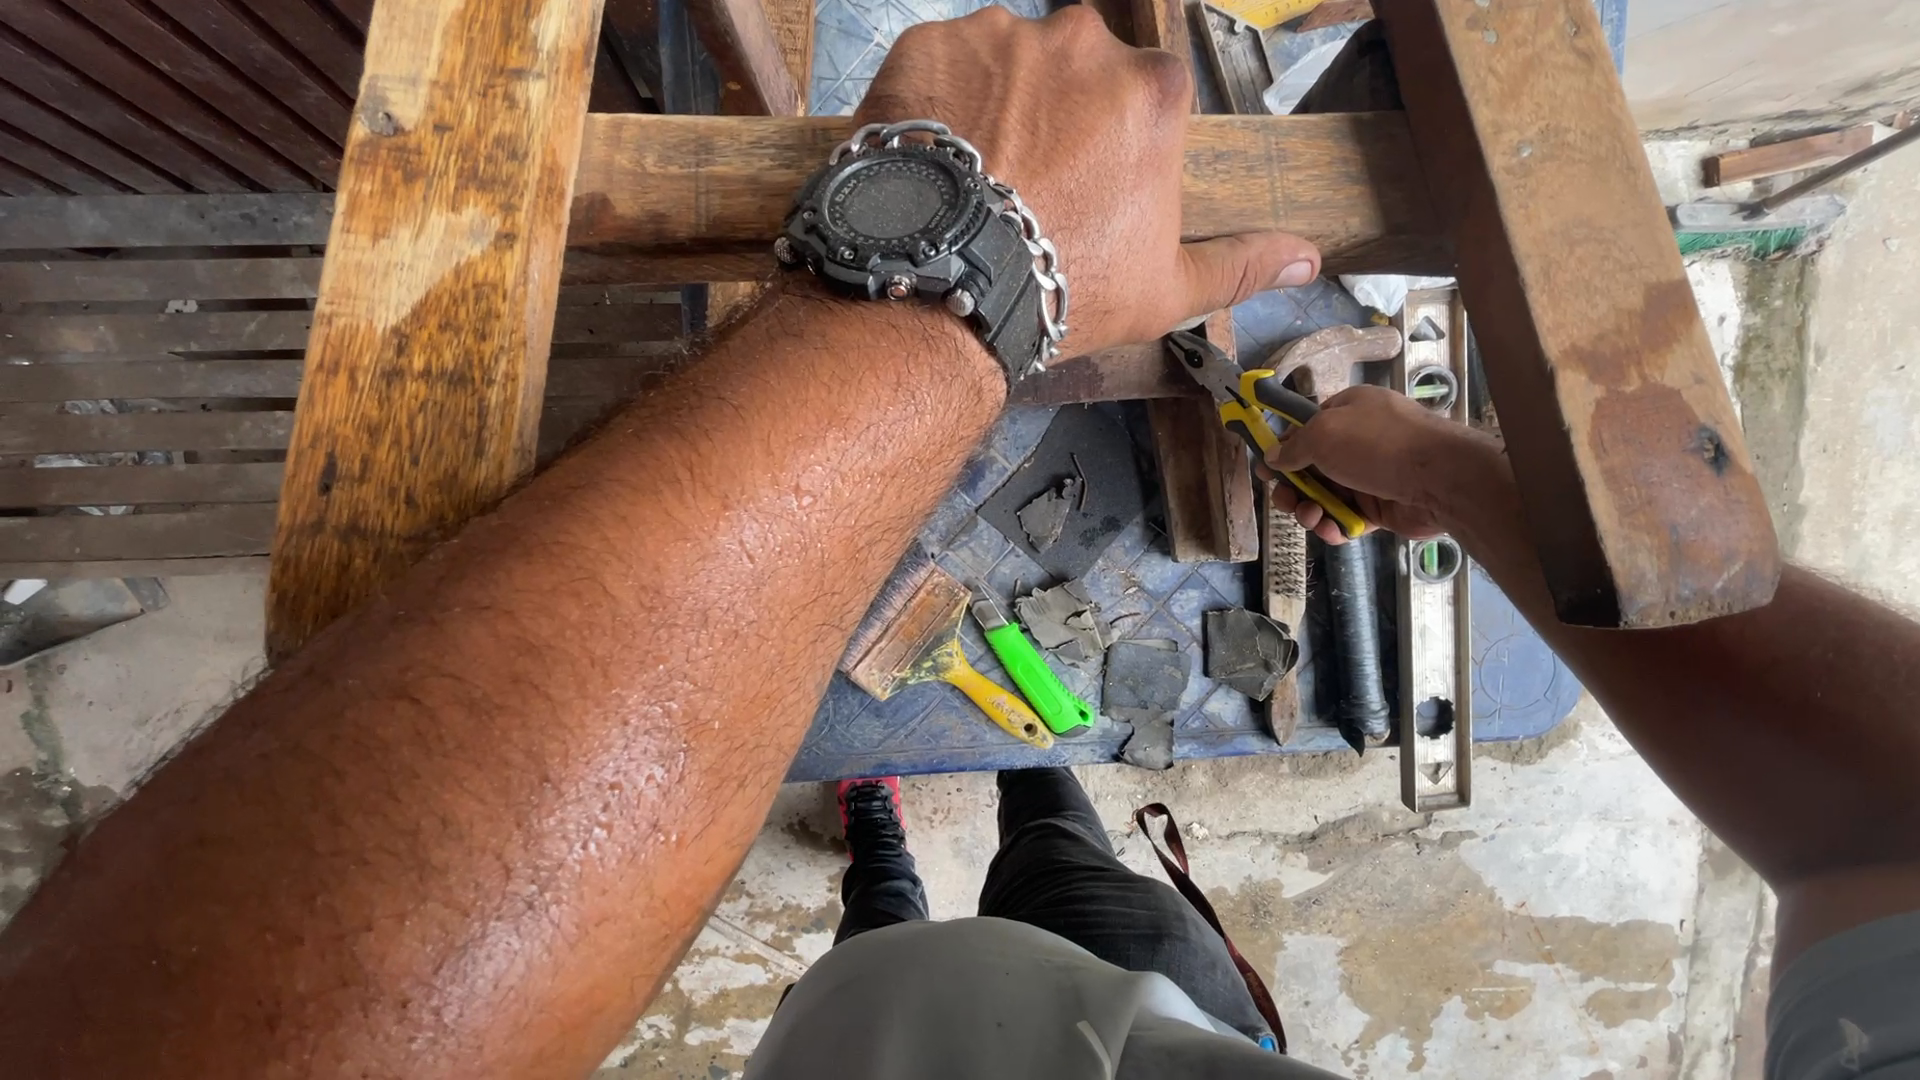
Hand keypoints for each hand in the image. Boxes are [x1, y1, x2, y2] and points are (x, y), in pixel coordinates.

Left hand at [855, 8, 1321, 352]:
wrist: (954, 292)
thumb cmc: (1069, 292)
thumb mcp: (1167, 291)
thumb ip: (1240, 264)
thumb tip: (1309, 256)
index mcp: (1153, 92)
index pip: (1138, 107)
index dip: (1108, 155)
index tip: (1082, 198)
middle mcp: (1085, 42)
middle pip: (1073, 78)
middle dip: (1055, 126)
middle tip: (1025, 195)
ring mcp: (1002, 37)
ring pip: (1006, 70)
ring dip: (995, 114)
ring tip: (973, 185)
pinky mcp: (929, 47)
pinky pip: (941, 69)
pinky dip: (936, 108)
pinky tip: (930, 165)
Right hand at [1263, 385, 1503, 543]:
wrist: (1441, 480)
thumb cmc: (1378, 446)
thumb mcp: (1323, 434)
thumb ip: (1293, 446)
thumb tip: (1273, 456)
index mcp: (1348, 412)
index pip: (1305, 429)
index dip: (1282, 450)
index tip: (1266, 470)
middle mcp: (1357, 443)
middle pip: (1309, 468)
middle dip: (1291, 488)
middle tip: (1285, 501)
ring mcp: (1368, 476)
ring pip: (1323, 497)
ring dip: (1309, 510)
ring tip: (1312, 517)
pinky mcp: (1379, 508)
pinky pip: (1345, 518)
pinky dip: (1333, 526)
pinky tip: (1332, 530)